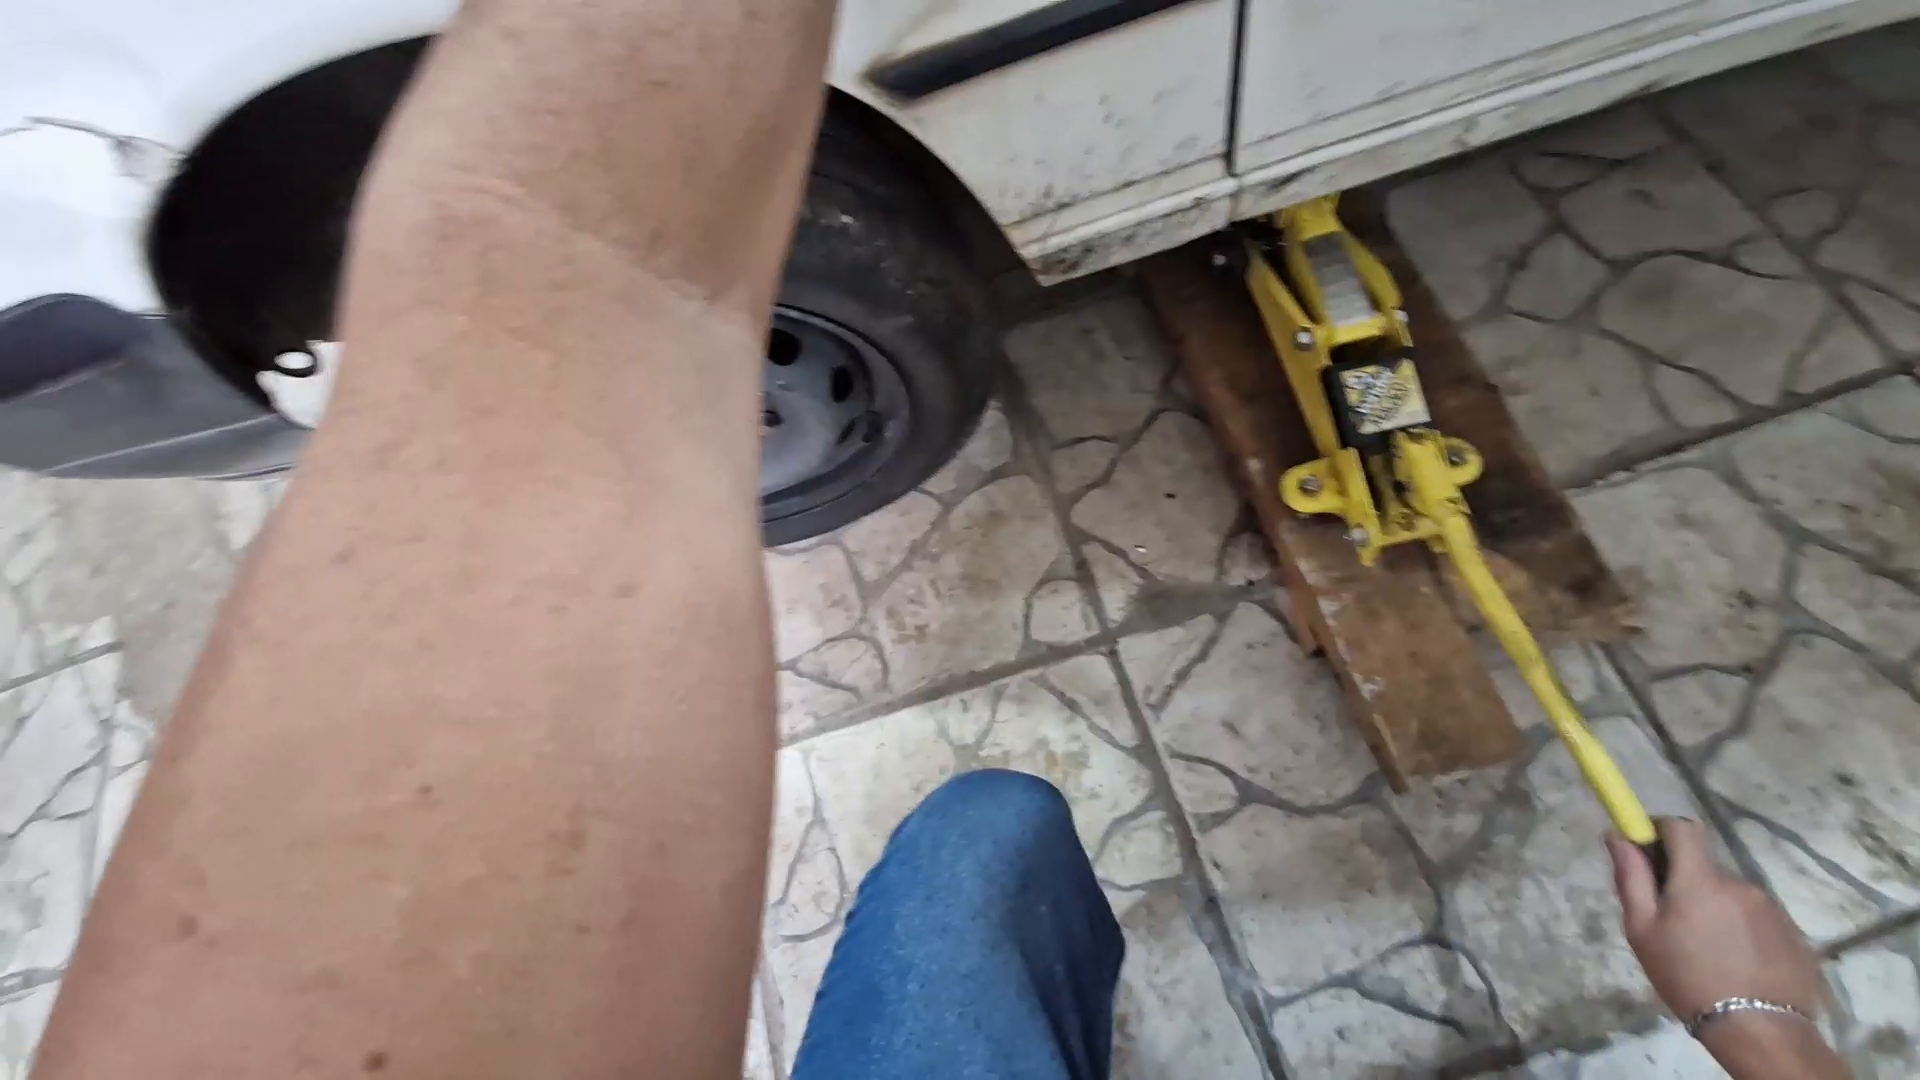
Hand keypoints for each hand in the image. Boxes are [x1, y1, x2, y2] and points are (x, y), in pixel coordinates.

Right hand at [1606, 819, 1824, 1019]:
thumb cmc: (1686, 975)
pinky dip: (1739, 924)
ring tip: (1704, 943)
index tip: (1646, 849)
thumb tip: (1618, 836)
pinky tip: (1733, 956)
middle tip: (1669, 914)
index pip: (1683, 828)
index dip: (1661, 829)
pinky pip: (1755, 914)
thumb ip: (1631, 876)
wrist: (1761, 1032)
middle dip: (1683, 878)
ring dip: (1713, 903)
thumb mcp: (1641, 928)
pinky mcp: (1795, 934)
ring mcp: (1773, 910)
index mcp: (1701, 880)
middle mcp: (1741, 885)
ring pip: (1730, 891)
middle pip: (1704, 864)